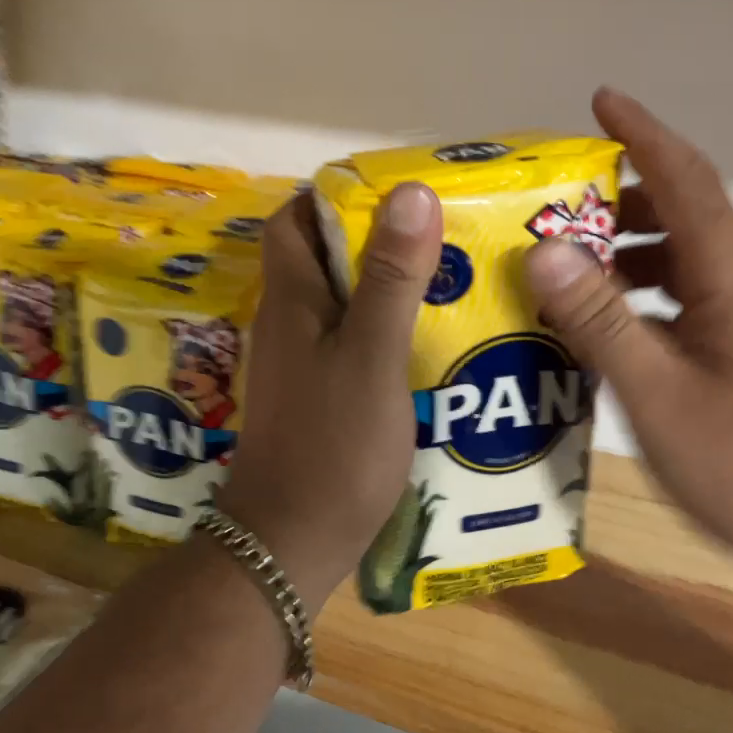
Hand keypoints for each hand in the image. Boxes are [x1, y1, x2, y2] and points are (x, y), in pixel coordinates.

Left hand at [218, 184, 443, 608]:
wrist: (290, 541)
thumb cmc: (333, 444)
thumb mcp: (371, 353)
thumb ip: (391, 276)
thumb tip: (410, 190)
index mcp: (292, 300)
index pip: (293, 220)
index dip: (331, 196)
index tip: (390, 191)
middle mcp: (287, 323)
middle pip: (319, 258)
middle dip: (371, 238)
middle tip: (436, 236)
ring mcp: (297, 364)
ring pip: (337, 303)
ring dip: (381, 286)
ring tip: (446, 281)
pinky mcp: (313, 398)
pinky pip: (346, 344)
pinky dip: (380, 332)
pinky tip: (426, 346)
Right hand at [524, 89, 732, 588]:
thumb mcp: (660, 395)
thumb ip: (602, 321)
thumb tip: (545, 250)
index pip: (687, 183)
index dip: (643, 135)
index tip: (600, 99)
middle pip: (682, 218)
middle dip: (615, 201)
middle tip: (547, 210)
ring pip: (681, 265)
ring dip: (623, 254)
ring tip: (559, 272)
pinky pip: (684, 304)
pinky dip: (638, 300)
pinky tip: (599, 332)